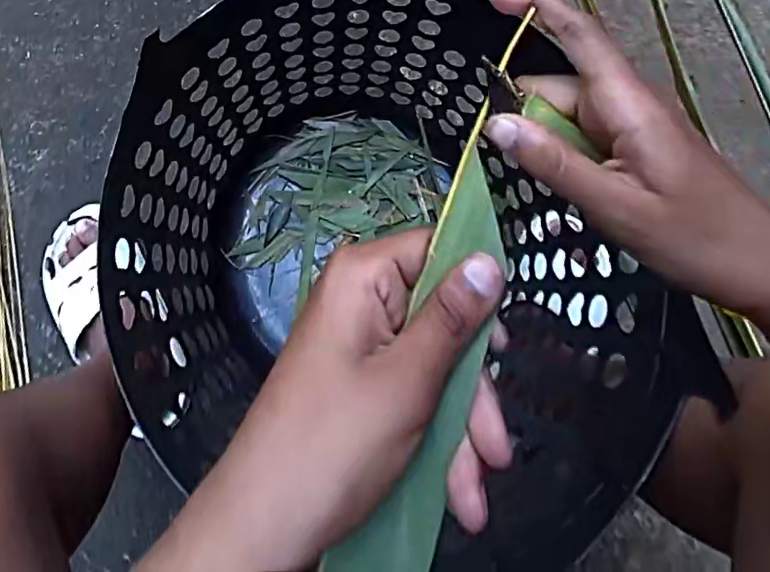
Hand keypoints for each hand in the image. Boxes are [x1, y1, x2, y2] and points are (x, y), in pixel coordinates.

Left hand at [139, 230, 508, 571]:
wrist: (266, 522)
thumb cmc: (335, 441)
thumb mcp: (407, 379)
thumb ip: (452, 318)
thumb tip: (488, 260)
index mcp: (361, 276)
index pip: (431, 247)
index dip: (473, 286)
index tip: (503, 340)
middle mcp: (359, 298)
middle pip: (439, 317)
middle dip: (472, 391)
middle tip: (495, 450)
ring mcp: (359, 342)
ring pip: (432, 364)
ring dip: (459, 430)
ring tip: (472, 497)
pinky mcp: (360, 381)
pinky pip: (411, 391)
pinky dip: (435, 439)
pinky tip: (454, 494)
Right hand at [485, 0, 769, 322]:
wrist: (768, 272)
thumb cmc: (701, 239)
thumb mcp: (618, 207)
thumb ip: (554, 164)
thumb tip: (496, 123)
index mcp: (628, 103)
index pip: (579, 35)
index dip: (536, 8)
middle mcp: (625, 103)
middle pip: (555, 84)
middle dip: (521, 109)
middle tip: (501, 158)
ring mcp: (629, 125)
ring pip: (562, 113)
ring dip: (539, 137)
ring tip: (533, 184)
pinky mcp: (630, 147)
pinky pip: (577, 136)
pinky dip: (556, 152)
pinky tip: (554, 186)